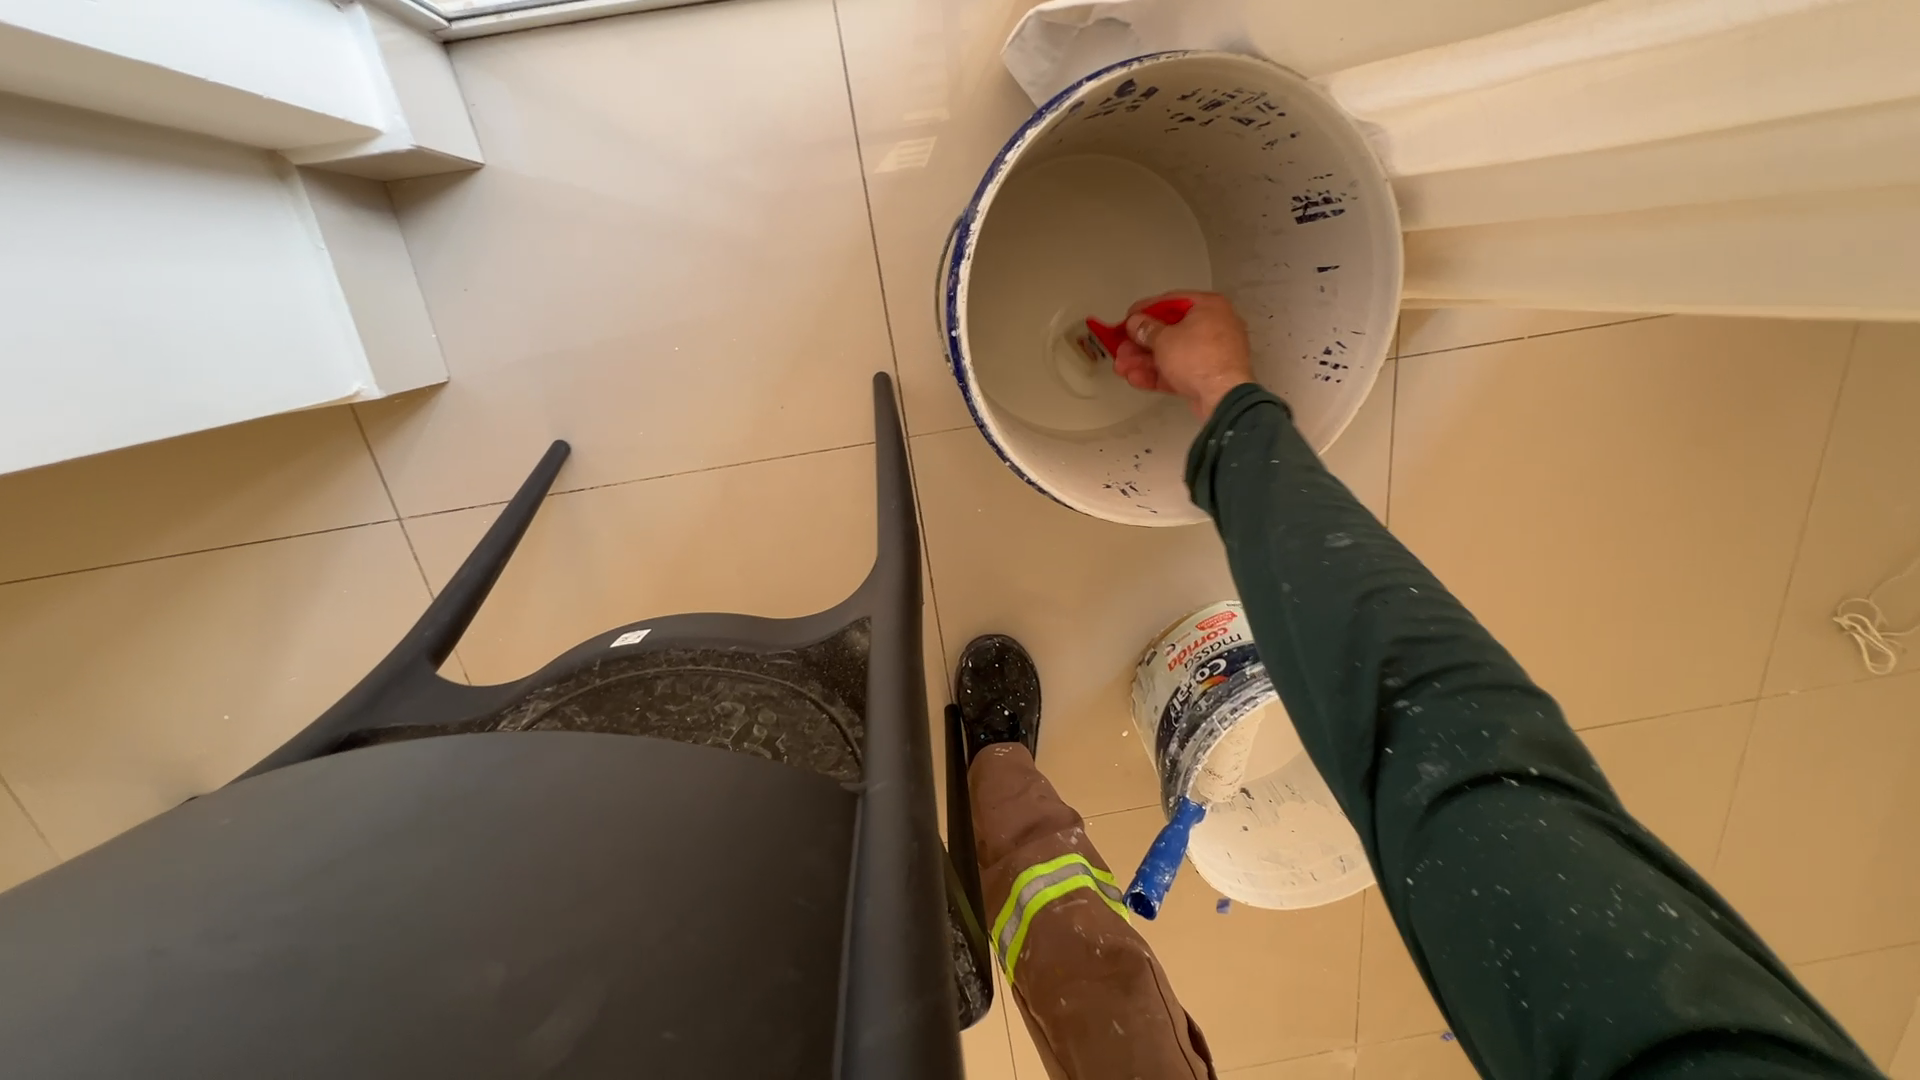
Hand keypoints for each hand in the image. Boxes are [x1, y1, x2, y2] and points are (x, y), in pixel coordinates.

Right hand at [1112, 291, 1253, 418]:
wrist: (1222, 396)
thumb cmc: (1197, 357)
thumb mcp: (1163, 339)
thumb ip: (1145, 329)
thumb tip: (1136, 323)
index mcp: (1208, 306)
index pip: (1170, 302)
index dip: (1144, 310)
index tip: (1126, 320)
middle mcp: (1213, 325)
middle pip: (1169, 331)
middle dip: (1140, 343)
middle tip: (1120, 350)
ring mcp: (1211, 353)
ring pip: (1171, 353)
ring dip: (1144, 361)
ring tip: (1122, 369)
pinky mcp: (1206, 376)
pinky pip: (1179, 370)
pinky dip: (1158, 374)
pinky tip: (1136, 379)